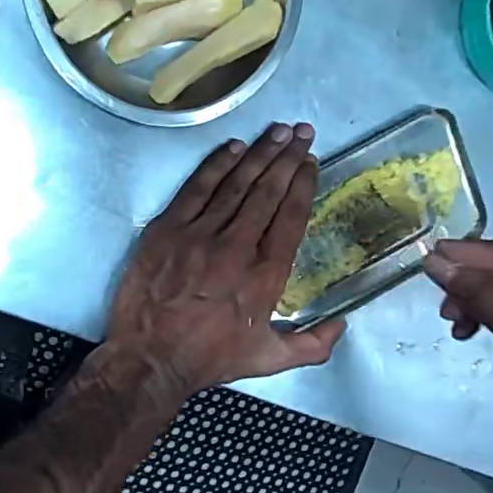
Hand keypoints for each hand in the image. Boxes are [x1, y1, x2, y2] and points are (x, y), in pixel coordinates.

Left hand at [104, 123, 346, 402]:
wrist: (150, 359)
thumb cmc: (210, 358)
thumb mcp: (268, 360)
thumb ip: (312, 346)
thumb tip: (343, 326)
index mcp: (265, 274)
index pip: (291, 216)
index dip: (303, 183)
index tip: (310, 162)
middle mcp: (237, 246)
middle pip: (268, 191)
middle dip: (288, 157)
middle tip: (302, 131)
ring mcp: (199, 234)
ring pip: (235, 183)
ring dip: (259, 154)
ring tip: (277, 132)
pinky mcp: (167, 229)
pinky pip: (197, 188)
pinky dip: (216, 165)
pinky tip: (234, 148)